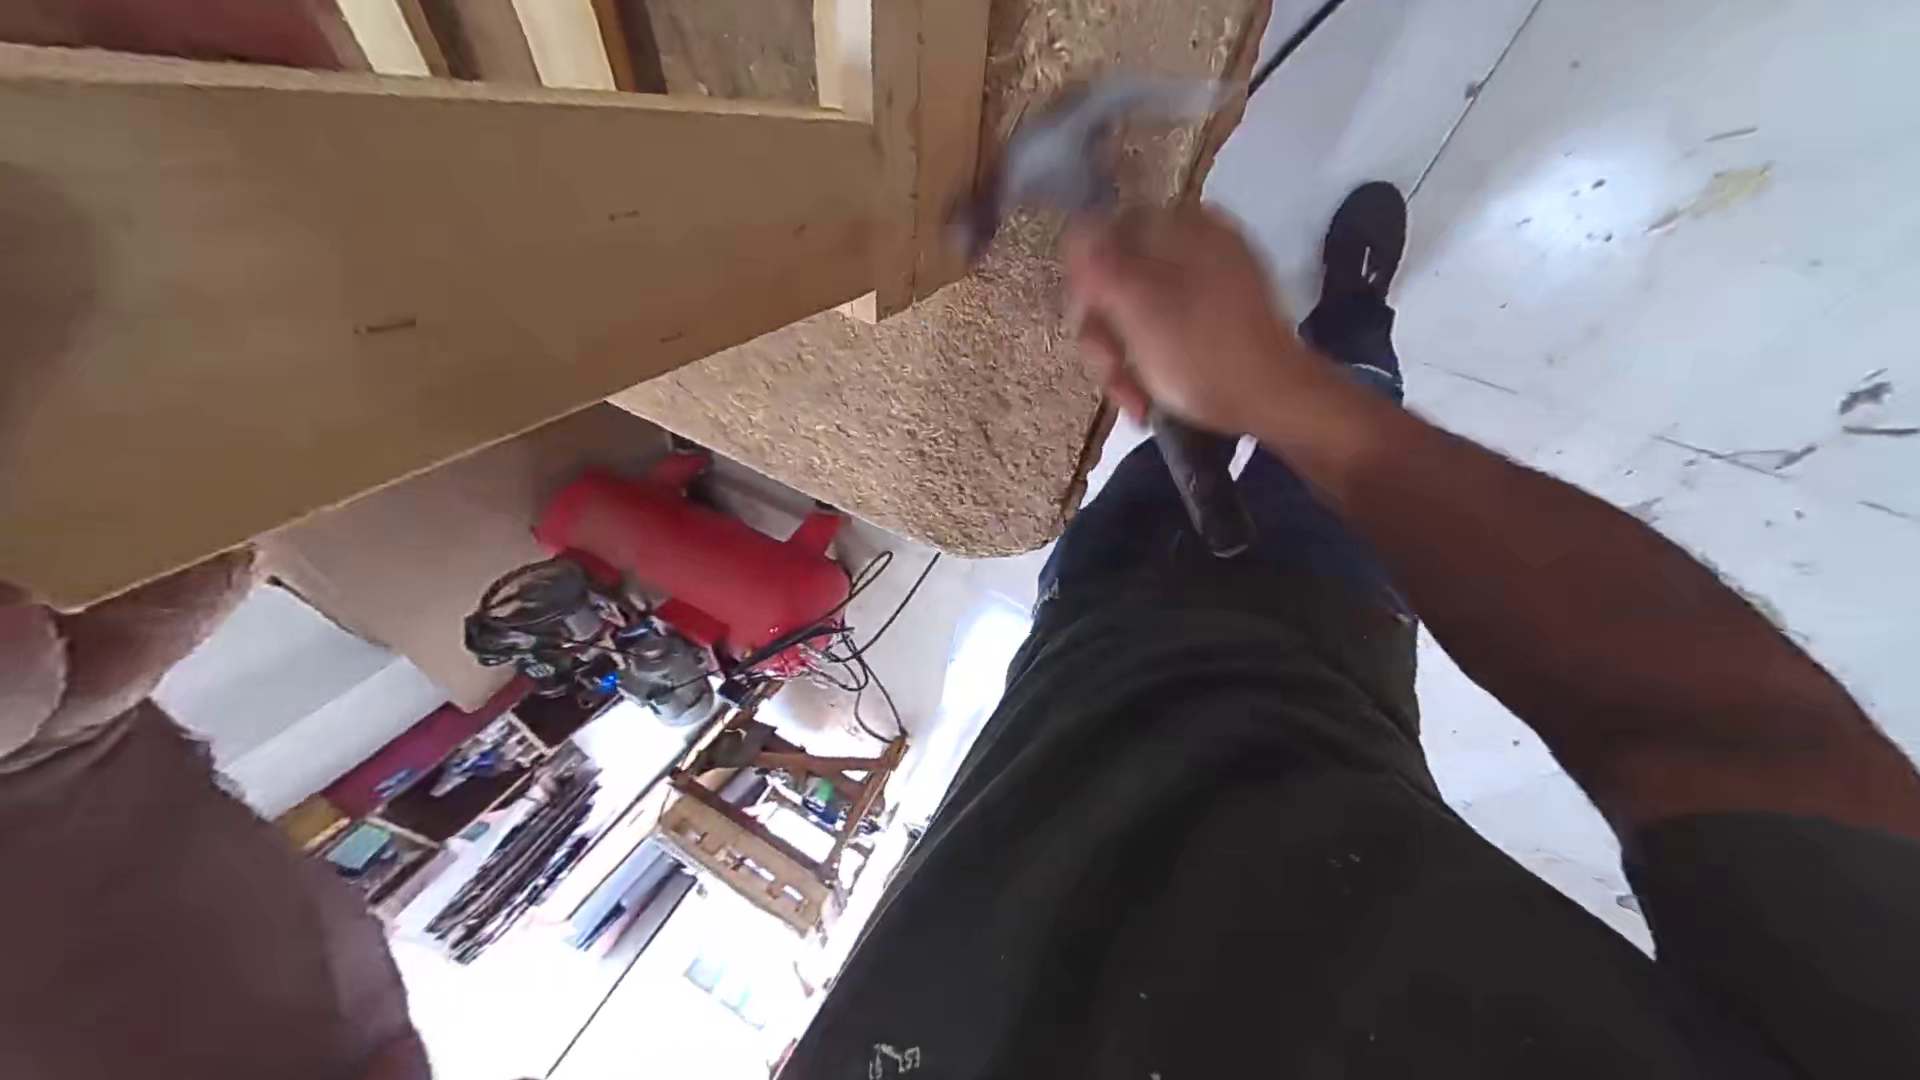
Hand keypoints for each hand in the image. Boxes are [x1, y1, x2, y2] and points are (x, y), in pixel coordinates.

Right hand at [1064, 205, 1333, 434]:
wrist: (1272, 401)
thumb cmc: (1201, 355)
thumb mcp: (1141, 307)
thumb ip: (1102, 265)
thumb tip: (1076, 232)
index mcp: (1180, 230)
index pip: (1106, 235)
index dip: (1085, 281)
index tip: (1085, 322)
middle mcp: (1193, 248)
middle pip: (1116, 281)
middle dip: (1103, 334)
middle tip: (1110, 369)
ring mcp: (1205, 286)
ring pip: (1134, 314)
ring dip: (1121, 360)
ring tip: (1132, 396)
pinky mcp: (1212, 321)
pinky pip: (1160, 332)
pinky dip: (1147, 364)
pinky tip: (1147, 394)